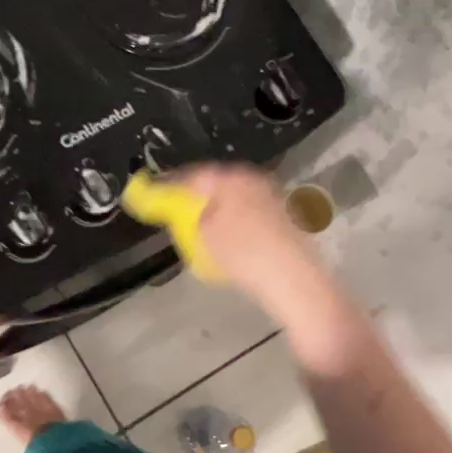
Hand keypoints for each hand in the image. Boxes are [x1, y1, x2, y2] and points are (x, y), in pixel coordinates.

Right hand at [172, 164, 334, 321]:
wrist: (292, 277)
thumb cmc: (242, 253)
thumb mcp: (203, 235)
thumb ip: (194, 216)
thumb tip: (197, 211)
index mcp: (231, 178)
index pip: (195, 175)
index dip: (174, 184)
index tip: (159, 192)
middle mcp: (253, 180)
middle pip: (220, 183)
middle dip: (201, 195)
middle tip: (182, 208)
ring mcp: (273, 196)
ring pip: (238, 198)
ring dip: (222, 208)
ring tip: (207, 227)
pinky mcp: (286, 216)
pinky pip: (252, 212)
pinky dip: (240, 220)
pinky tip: (234, 239)